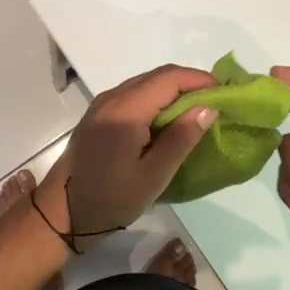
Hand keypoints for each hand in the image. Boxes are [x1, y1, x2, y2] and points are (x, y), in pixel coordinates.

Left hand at [55, 64, 218, 246]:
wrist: (61, 212)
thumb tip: (208, 107)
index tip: (228, 92)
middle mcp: (113, 98)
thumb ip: (181, 138)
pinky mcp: (99, 116)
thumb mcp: (153, 175)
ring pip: (145, 84)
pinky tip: (171, 120)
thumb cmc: (110, 198)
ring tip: (200, 110)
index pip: (169, 78)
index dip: (201, 80)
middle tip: (219, 101)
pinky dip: (157, 99)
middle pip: (157, 76)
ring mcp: (103, 105)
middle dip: (190, 83)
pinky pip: (134, 96)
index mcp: (126, 109)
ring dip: (174, 91)